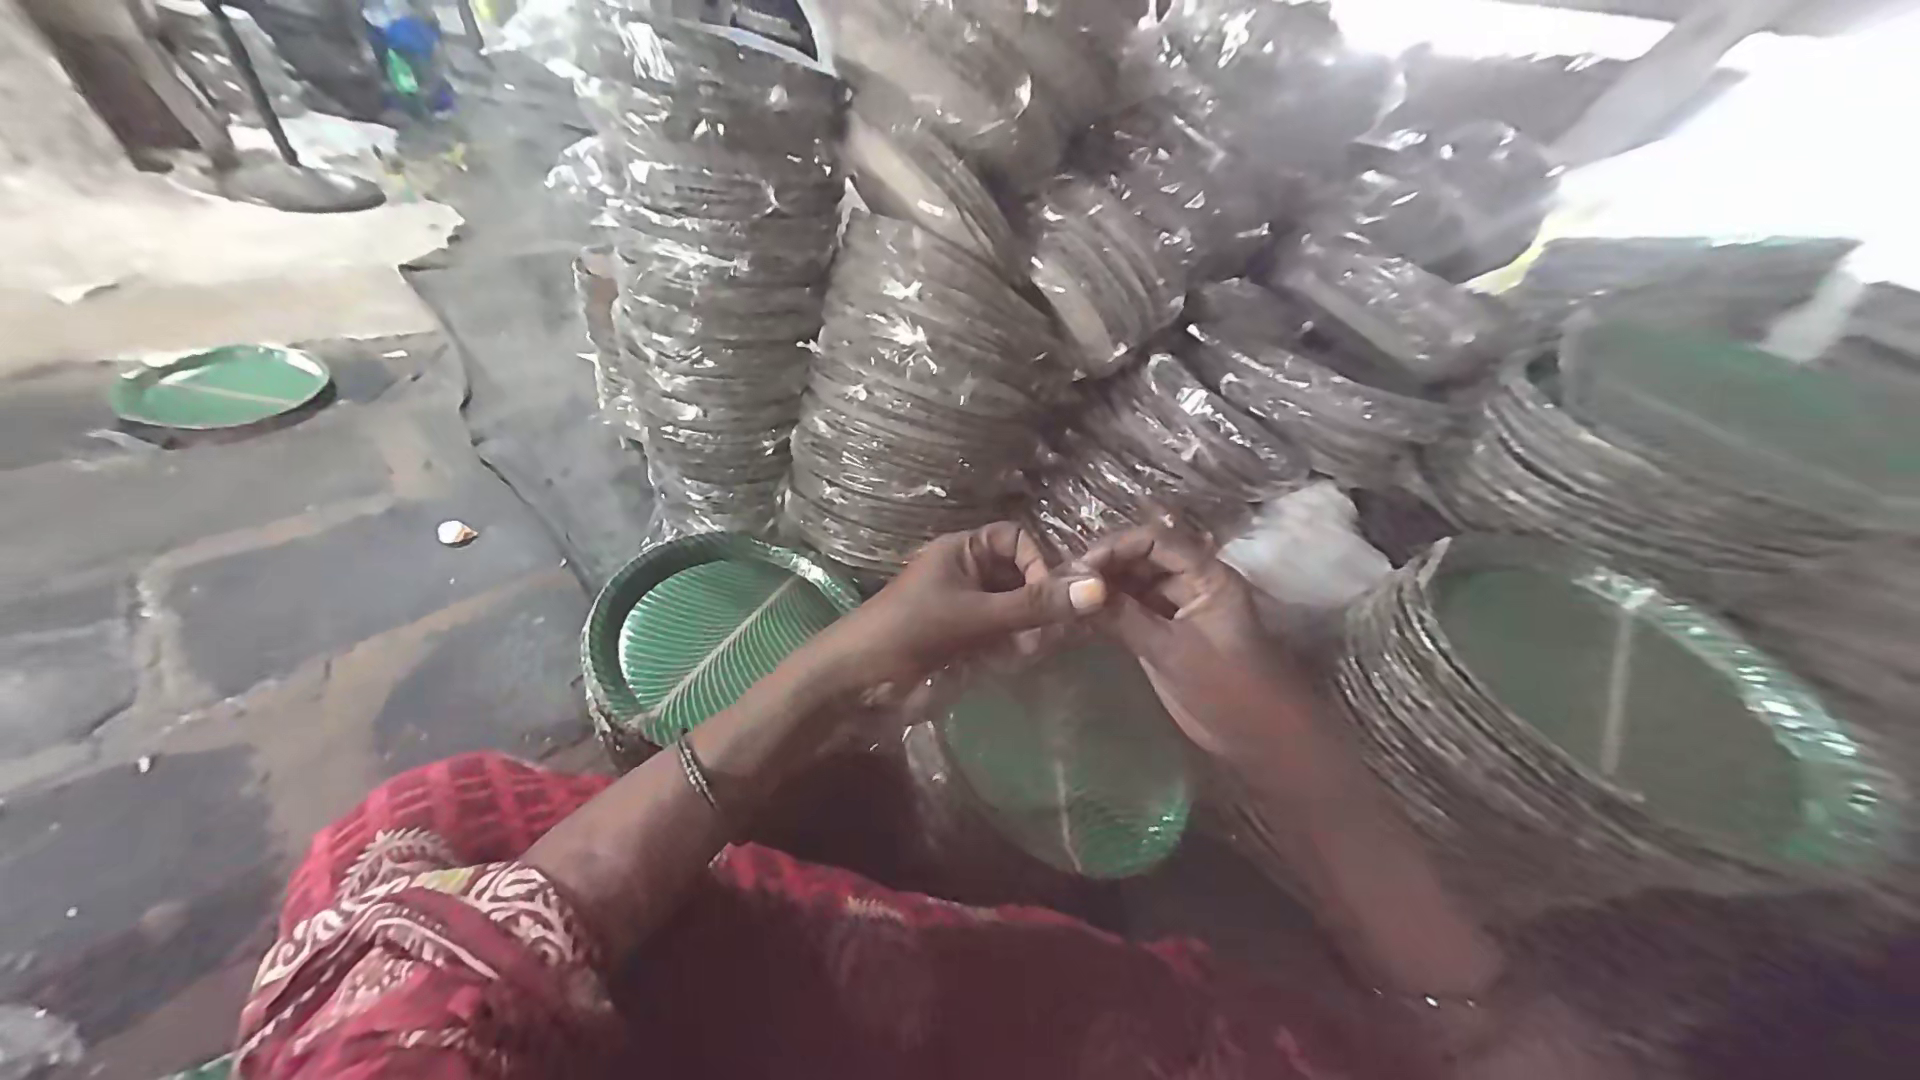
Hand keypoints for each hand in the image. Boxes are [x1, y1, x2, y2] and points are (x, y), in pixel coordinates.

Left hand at [807, 521, 1107, 696]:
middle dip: (1037, 601)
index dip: (1038, 562)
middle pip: (1018, 575)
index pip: (1016, 539)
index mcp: (962, 550)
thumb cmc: (910, 631)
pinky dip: (1012, 645)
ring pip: (1013, 607)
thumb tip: (1097, 588)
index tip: (1048, 596)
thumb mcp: (976, 616)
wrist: (855, 680)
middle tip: (1049, 633)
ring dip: (1027, 627)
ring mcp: (964, 606)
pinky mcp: (962, 638)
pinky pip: (1000, 633)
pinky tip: (1018, 660)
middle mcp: (966, 571)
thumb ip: (1034, 605)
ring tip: (1032, 650)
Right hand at [1080, 523, 1311, 755]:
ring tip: (1065, 597)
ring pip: (1133, 585)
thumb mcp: (1172, 651)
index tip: (1080, 567)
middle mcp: (1191, 584)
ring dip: (1103, 589)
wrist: (1260, 742)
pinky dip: (1108, 611)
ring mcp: (1177, 609)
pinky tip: (1079, 616)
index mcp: (1207, 576)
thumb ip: (1125, 617)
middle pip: (1141, 559)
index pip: (1155, 542)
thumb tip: (1078, 590)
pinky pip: (1131, 611)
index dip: (1116, 547)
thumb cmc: (1227, 690)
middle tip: (1065, 583)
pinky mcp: (1164, 634)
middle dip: (1104, 567)